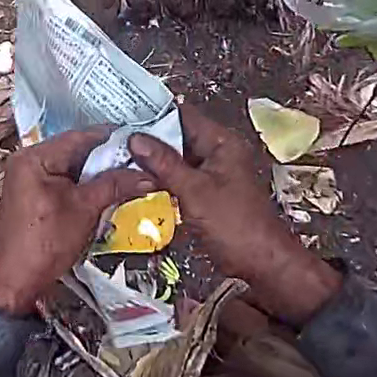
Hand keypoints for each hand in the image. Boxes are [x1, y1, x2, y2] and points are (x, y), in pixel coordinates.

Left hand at [0, 128, 153, 315]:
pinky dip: (84, 181)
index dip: (111, 138)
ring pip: (71, 164)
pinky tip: (107, 186)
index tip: (139, 140)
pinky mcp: (33, 191)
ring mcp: (28, 175)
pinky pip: (64, 177)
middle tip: (139, 158)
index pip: (79, 137)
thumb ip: (114, 185)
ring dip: (97, 169)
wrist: (17, 280)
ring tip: (129, 171)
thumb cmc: (47, 242)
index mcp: (34, 157)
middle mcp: (28, 159)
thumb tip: (149, 175)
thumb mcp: (84, 208)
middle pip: (75, 149)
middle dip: (106, 155)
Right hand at [130, 105, 341, 325]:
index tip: (123, 113)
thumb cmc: (234, 225)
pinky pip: (179, 176)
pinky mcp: (206, 192)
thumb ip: (164, 163)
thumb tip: (135, 138)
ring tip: (118, 156)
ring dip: (152, 159)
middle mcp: (217, 152)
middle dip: (148, 138)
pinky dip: (161, 177)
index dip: (153, 113)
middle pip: (177, 136)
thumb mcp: (194, 190)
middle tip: (114, 137)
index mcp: (221, 142)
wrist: (261, 264)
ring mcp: (212, 173)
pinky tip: (137, 179)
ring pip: (176, 158)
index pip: (182, 115)